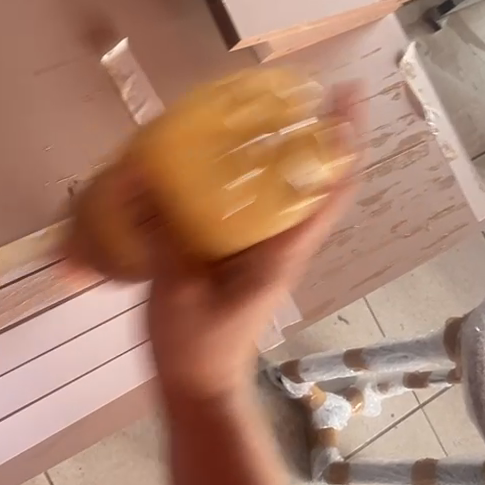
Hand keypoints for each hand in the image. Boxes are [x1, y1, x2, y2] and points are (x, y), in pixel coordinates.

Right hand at [143, 95, 362, 402]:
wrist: (198, 389)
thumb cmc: (197, 347)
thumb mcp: (176, 291)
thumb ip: (162, 237)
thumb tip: (140, 179)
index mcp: (279, 252)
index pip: (330, 191)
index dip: (344, 141)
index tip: (343, 95)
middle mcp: (279, 247)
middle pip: (312, 184)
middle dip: (310, 137)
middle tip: (284, 95)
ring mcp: (260, 255)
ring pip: (280, 196)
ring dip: (274, 158)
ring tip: (244, 122)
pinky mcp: (237, 262)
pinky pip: (244, 213)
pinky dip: (235, 186)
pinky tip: (202, 173)